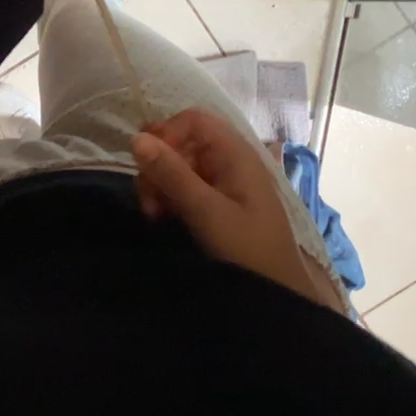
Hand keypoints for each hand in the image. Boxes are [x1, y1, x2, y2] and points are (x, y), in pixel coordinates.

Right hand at [131, 109, 344, 312]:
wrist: (279, 295)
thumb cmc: (247, 249)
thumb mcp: (206, 211)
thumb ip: (172, 174)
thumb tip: (136, 139)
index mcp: (236, 154)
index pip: (192, 120)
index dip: (166, 135)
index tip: (150, 166)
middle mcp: (230, 161)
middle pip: (181, 142)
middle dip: (158, 165)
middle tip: (148, 199)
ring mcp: (224, 182)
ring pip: (178, 164)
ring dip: (159, 184)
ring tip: (154, 214)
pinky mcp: (218, 202)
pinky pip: (184, 185)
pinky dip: (168, 197)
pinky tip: (162, 217)